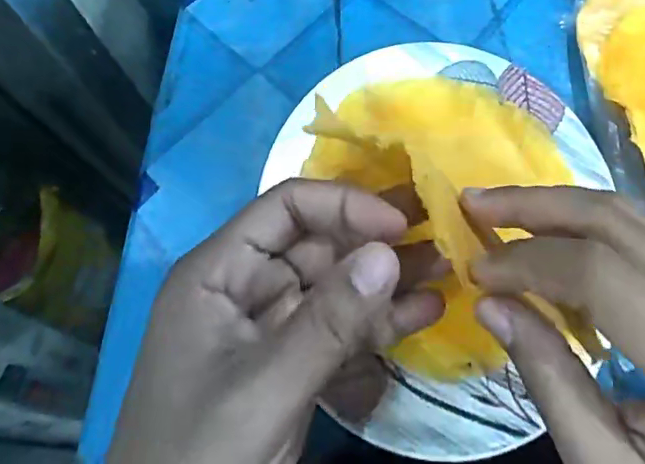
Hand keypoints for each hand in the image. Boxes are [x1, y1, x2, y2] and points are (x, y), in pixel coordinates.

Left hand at [109, 179, 445, 463]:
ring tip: (445, 268)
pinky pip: (339, 331)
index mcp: (219, 272)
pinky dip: (379, 324)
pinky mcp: (290, 367)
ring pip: (335, 286)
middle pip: (318, 244)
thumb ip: (327, 321)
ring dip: (387, 280)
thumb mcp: (263, 389)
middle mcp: (245, 287)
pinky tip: (425, 312)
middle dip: (377, 240)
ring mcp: (269, 329)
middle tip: (439, 232)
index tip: (397, 224)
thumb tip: (388, 252)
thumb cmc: (199, 456)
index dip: (343, 205)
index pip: (286, 209)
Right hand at [466, 186, 644, 463]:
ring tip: (503, 208)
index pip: (604, 275)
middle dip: (536, 206)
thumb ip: (554, 385)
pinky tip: (555, 232)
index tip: (475, 272)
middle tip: (474, 203)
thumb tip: (491, 304)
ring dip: (561, 205)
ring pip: (634, 213)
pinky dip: (592, 222)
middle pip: (618, 222)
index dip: (529, 262)